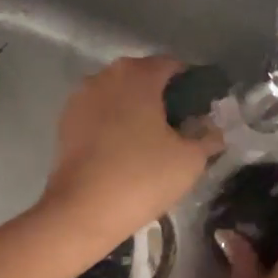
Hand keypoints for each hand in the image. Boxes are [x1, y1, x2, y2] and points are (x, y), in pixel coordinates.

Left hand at [37, 56, 224, 253]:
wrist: (82, 211)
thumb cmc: (142, 177)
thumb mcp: (190, 160)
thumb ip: (207, 137)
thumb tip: (212, 130)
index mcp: (137, 74)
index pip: (172, 66)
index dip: (191, 85)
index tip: (201, 110)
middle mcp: (104, 76)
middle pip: (142, 78)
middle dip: (161, 98)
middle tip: (179, 129)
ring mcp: (79, 98)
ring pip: (117, 97)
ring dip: (135, 111)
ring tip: (151, 143)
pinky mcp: (64, 123)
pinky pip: (98, 116)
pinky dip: (113, 126)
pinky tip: (124, 152)